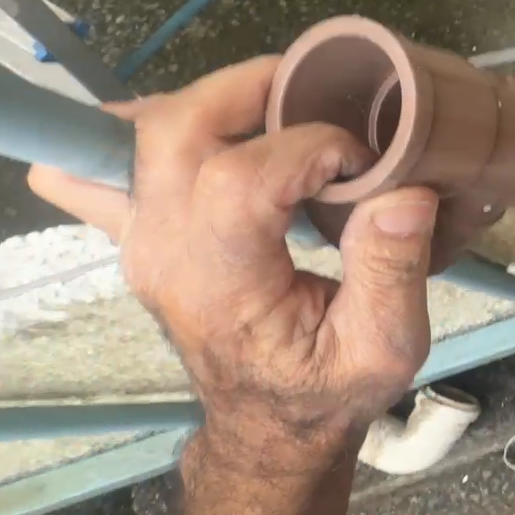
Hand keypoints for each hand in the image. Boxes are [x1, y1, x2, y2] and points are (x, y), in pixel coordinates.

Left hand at [28, 57, 441, 474]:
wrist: (277, 423)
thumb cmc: (333, 387)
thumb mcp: (387, 344)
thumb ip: (392, 270)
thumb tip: (405, 192)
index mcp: (222, 280)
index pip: (240, 176)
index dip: (312, 148)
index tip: (372, 164)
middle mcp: (163, 248)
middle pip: (171, 131)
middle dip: (248, 90)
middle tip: (323, 93)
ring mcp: (145, 237)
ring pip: (138, 134)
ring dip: (214, 102)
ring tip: (287, 109)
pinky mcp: (149, 232)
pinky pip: (108, 163)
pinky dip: (152, 131)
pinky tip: (217, 136)